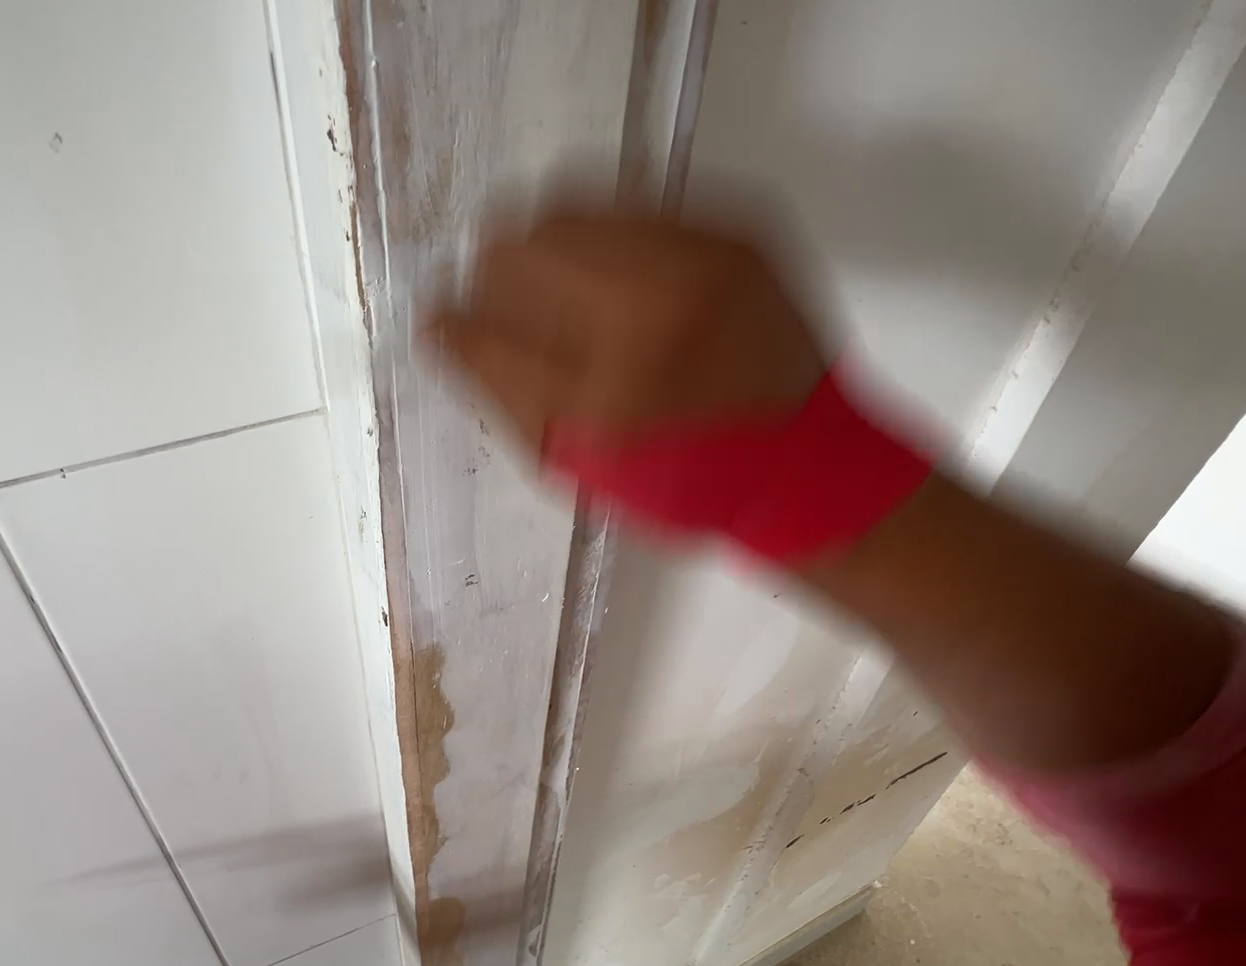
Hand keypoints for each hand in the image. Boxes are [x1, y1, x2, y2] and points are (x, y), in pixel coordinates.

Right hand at [428, 209, 830, 449]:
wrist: (803, 463)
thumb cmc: (677, 481)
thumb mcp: (580, 468)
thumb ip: (505, 396)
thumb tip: (442, 328)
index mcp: (604, 389)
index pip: (486, 329)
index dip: (454, 323)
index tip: (446, 322)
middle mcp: (650, 311)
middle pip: (515, 246)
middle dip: (492, 276)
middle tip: (502, 304)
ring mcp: (699, 259)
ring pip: (567, 208)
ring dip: (539, 244)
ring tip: (553, 283)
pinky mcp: (736, 231)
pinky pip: (630, 203)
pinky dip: (599, 233)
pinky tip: (609, 271)